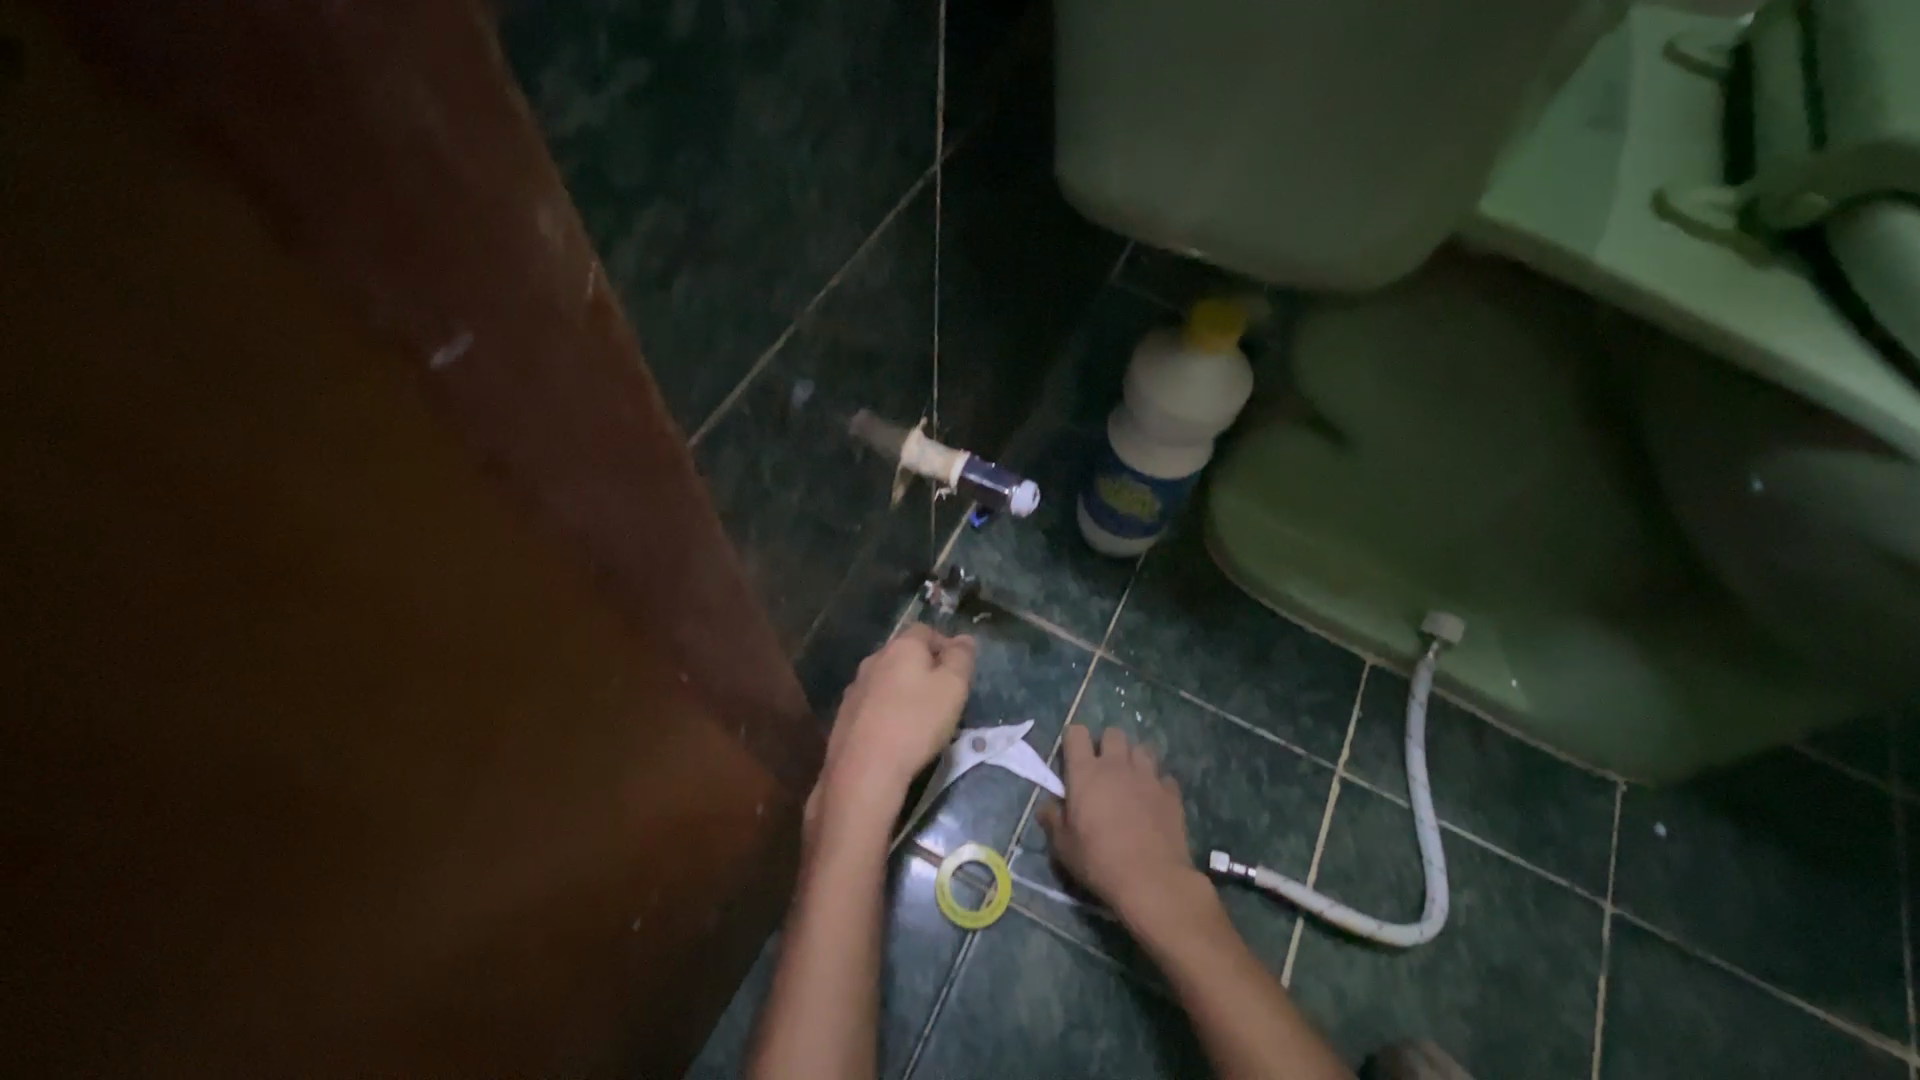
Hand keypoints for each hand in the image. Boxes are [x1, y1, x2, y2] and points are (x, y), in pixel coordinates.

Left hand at [809, 624, 976, 830]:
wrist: (864, 769)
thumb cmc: (916, 722)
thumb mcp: (953, 688)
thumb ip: (961, 658)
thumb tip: (964, 638)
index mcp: (901, 647)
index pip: (926, 630)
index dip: (945, 644)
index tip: (959, 670)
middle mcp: (873, 659)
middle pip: (903, 653)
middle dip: (924, 667)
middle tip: (943, 694)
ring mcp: (855, 687)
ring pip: (886, 678)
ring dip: (903, 689)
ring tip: (919, 716)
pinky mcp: (844, 715)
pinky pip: (872, 703)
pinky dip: (886, 710)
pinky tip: (894, 732)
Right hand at [1038, 725, 1211, 925]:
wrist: (1152, 879)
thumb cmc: (1099, 861)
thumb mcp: (1064, 846)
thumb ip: (1053, 820)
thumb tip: (1047, 807)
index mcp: (1086, 773)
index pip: (1076, 733)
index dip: (1073, 739)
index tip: (1072, 756)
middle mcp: (1117, 766)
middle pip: (1113, 733)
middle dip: (1107, 744)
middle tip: (1103, 768)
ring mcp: (1148, 777)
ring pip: (1142, 749)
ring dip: (1134, 759)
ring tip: (1130, 780)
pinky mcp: (1172, 793)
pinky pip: (1164, 777)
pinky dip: (1157, 784)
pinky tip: (1154, 801)